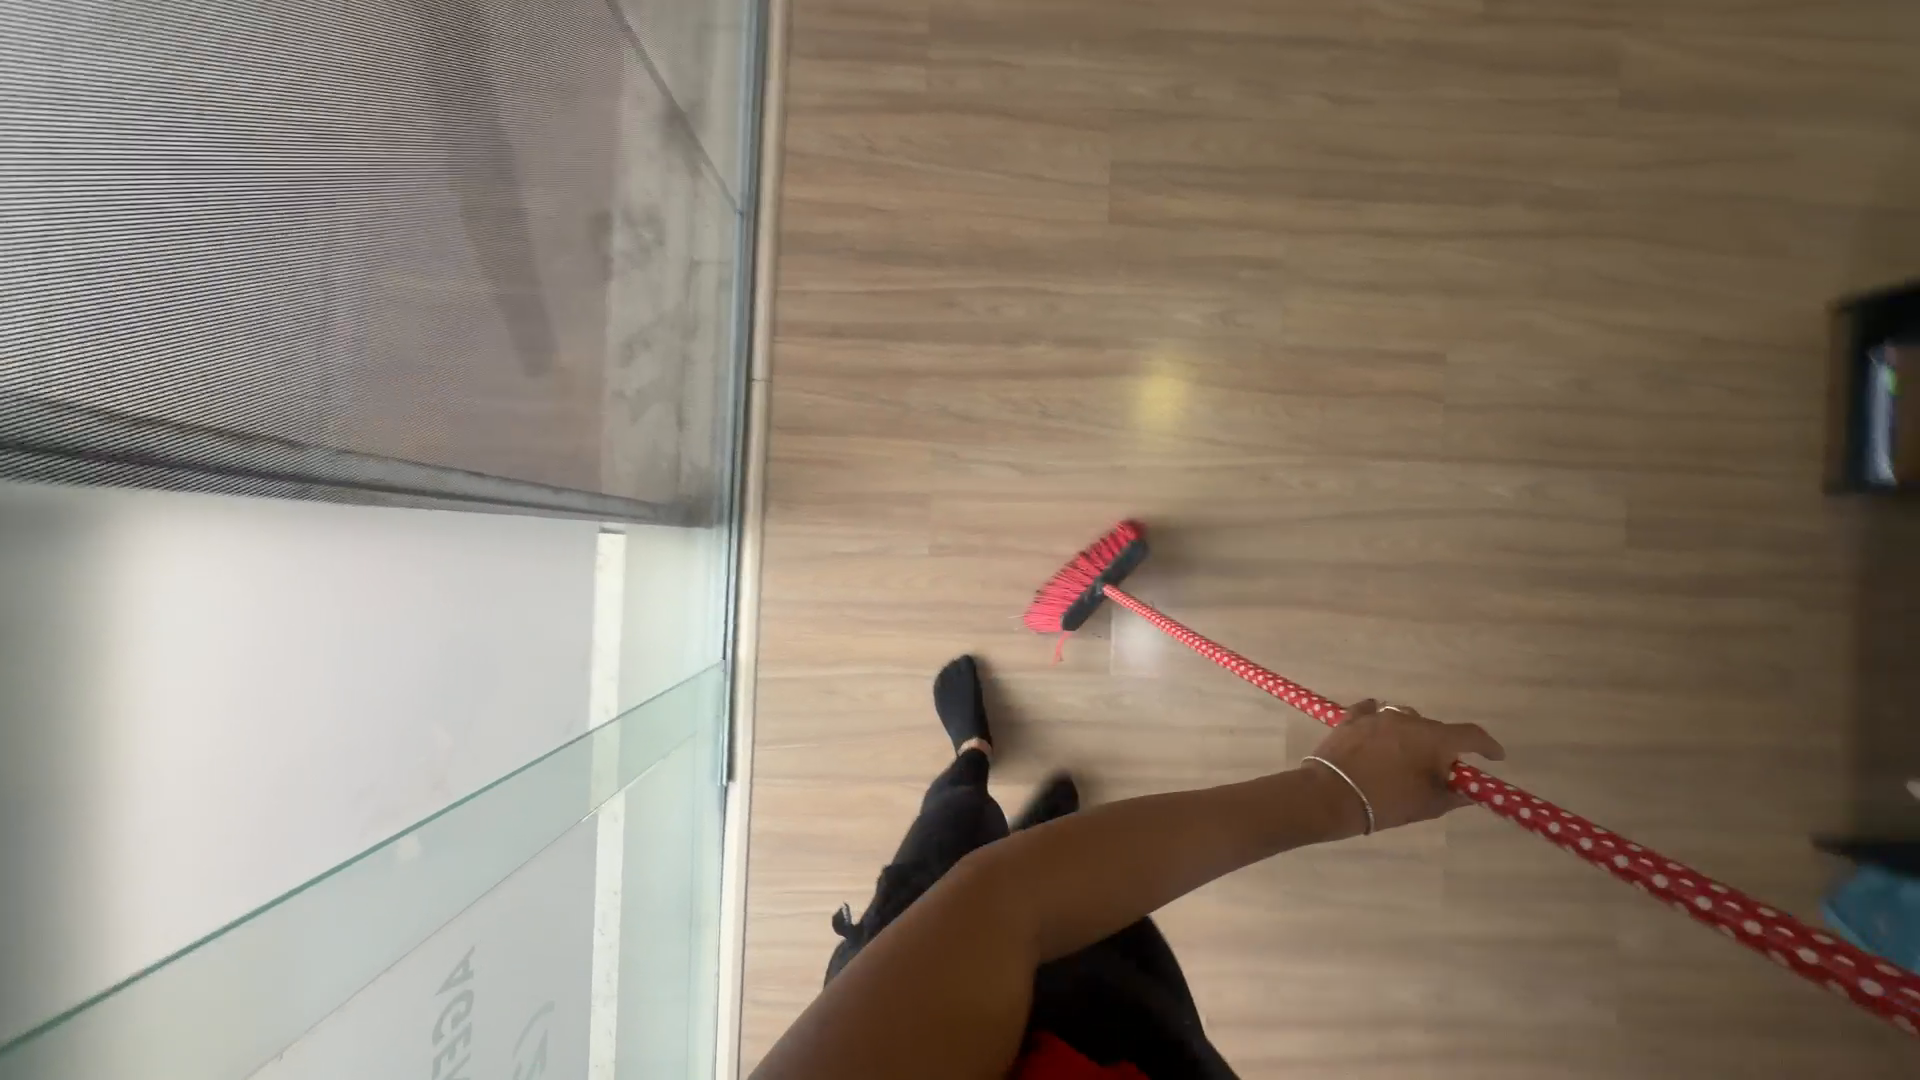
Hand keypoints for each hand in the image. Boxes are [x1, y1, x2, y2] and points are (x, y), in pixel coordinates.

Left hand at [1302, 699, 1505, 837]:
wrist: (1333, 794)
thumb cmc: (1387, 801)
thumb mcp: (1430, 803)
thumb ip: (1455, 793)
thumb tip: (1468, 788)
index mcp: (1433, 738)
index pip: (1471, 735)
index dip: (1487, 746)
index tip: (1494, 757)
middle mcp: (1407, 719)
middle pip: (1434, 729)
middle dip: (1442, 747)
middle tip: (1439, 769)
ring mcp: (1376, 716)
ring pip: (1404, 719)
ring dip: (1411, 734)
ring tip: (1407, 755)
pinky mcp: (1351, 719)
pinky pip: (1370, 711)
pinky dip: (1379, 718)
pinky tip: (1380, 726)